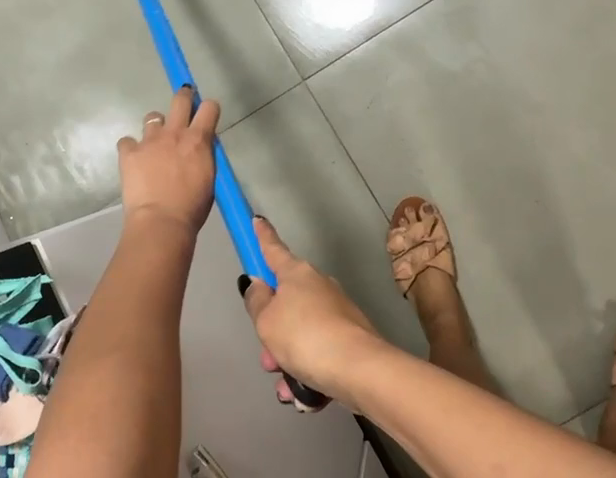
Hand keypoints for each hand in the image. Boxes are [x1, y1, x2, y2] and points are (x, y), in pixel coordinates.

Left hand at [118, 87, 220, 233]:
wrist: (160, 222)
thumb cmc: (192, 208)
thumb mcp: (209, 179)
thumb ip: (204, 157)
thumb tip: (201, 148)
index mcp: (198, 140)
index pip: (209, 108)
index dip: (208, 108)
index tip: (205, 113)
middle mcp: (174, 133)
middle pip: (180, 99)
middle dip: (183, 96)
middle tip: (184, 102)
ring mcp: (149, 140)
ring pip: (152, 117)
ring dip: (156, 127)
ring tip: (155, 144)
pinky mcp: (129, 153)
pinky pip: (127, 141)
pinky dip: (131, 148)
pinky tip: (133, 160)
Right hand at [240, 218, 387, 405]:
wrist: (358, 368)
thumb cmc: (304, 336)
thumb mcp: (266, 320)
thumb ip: (257, 301)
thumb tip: (258, 283)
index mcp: (296, 273)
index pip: (273, 249)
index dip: (262, 236)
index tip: (257, 219)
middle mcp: (318, 286)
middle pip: (285, 304)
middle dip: (272, 333)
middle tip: (268, 357)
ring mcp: (336, 312)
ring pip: (300, 335)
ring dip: (288, 360)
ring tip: (287, 385)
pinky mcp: (350, 338)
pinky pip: (318, 354)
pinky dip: (308, 373)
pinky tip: (305, 395)